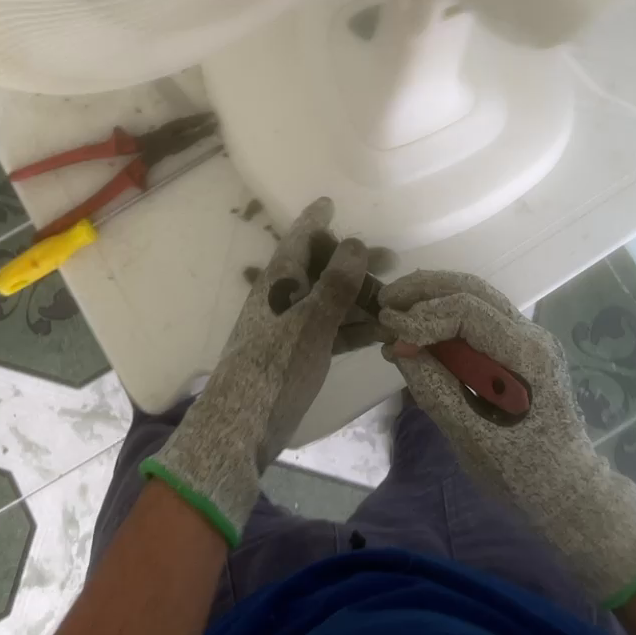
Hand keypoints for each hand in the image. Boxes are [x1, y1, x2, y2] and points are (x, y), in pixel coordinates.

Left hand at [141, 198, 366, 545]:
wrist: (240, 431)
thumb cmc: (274, 370)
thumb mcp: (310, 324)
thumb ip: (335, 285)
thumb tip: (355, 242)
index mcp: (277, 283)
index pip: (298, 240)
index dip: (314, 221)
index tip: (329, 202)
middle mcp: (282, 299)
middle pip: (318, 269)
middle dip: (351, 263)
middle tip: (390, 259)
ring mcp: (288, 328)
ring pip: (328, 301)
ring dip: (358, 297)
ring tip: (394, 299)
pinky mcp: (295, 356)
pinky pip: (329, 331)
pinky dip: (352, 328)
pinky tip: (380, 332)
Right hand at [379, 270, 635, 607]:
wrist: (568, 490)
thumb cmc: (524, 475)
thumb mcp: (473, 440)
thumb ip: (436, 391)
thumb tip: (399, 350)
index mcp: (526, 357)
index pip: (468, 311)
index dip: (422, 317)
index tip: (389, 335)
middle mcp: (531, 335)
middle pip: (472, 290)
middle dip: (423, 291)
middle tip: (384, 303)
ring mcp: (527, 337)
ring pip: (474, 295)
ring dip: (431, 297)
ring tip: (394, 308)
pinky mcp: (517, 346)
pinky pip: (477, 316)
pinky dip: (443, 313)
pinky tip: (417, 328)